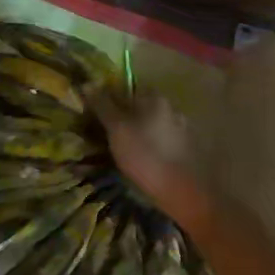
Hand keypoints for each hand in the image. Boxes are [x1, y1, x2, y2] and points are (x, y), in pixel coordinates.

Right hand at [92, 85, 211, 228]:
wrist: (182, 191)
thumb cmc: (145, 155)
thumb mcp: (117, 129)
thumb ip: (103, 105)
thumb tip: (88, 82)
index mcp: (155, 97)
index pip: (128, 88)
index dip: (111, 99)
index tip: (98, 115)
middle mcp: (171, 107)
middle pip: (141, 106)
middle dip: (125, 117)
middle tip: (108, 135)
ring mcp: (181, 129)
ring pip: (152, 125)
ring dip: (138, 133)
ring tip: (123, 151)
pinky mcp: (186, 149)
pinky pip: (161, 141)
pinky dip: (150, 146)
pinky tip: (142, 161)